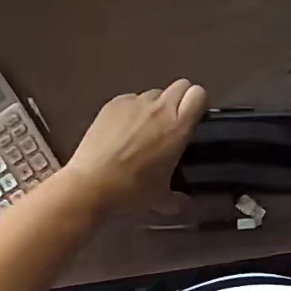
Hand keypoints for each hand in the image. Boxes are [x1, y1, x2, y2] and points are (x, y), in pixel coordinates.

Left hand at [61, 79, 207, 210]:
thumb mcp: (159, 198)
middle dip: (180, 100)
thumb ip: (177, 200)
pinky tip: (121, 131)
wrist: (91, 184)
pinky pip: (130, 100)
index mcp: (177, 127)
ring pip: (153, 94)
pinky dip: (131, 111)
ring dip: (154, 106)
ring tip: (143, 130)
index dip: (198, 103)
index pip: (198, 94)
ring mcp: (134, 103)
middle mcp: (158, 109)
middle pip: (180, 86)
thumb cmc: (131, 191)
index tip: (194, 117)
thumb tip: (184, 204)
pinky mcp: (112, 104)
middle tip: (172, 122)